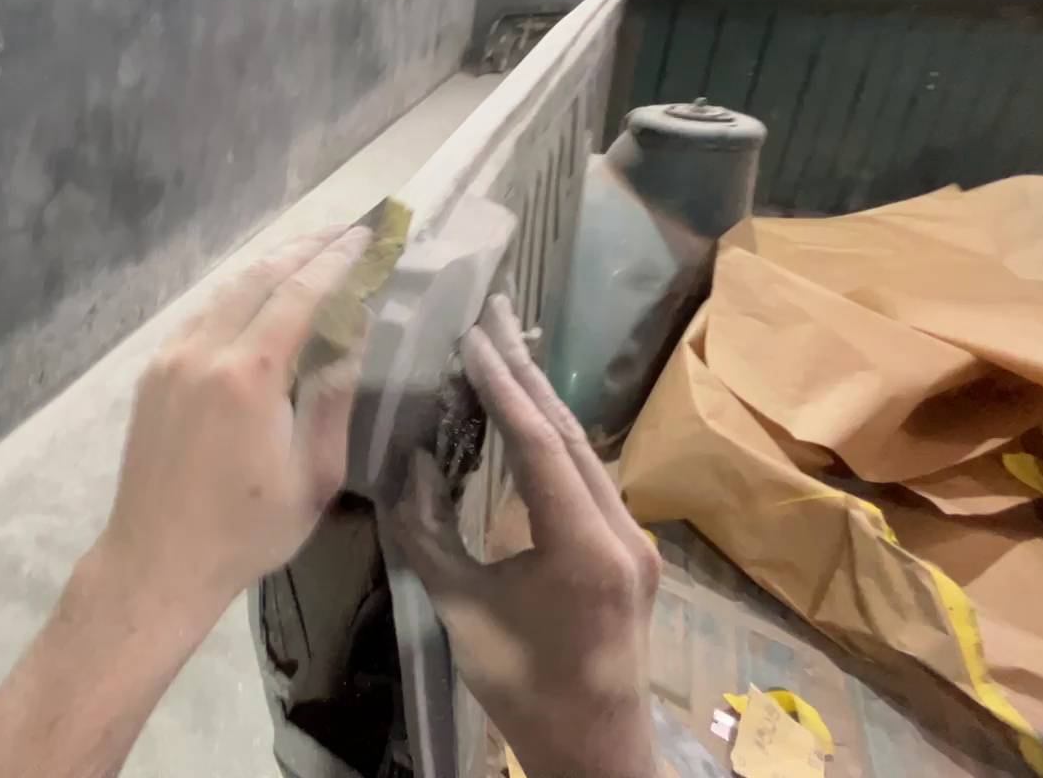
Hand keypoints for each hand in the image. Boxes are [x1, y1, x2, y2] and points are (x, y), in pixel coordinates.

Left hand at [93, 224, 372, 623]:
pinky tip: (253, 296)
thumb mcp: (312, 476)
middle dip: (303, 249)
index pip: (298, 295)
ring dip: (267, 267)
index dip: (334, 261)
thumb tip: (352, 337)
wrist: (157, 559)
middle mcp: (203, 350)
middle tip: (342, 232)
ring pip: (223, 291)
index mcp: (248, 376)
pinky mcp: (152, 371)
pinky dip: (232, 296)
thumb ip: (333, 399)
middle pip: (257, 278)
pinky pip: (198, 316)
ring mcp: (169, 357)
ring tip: (306, 254)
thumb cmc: (246, 531)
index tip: (363, 236)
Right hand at [393, 295, 659, 777]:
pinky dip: (548, 429)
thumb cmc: (523, 686)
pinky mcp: (626, 544)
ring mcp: (632, 536)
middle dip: (525, 368)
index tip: (471, 337)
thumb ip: (428, 531)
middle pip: (568, 432)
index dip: (502, 388)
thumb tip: (410, 465)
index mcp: (584, 548)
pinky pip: (584, 469)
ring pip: (581, 446)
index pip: (538, 445)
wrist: (597, 751)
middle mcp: (621, 531)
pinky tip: (525, 407)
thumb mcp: (460, 608)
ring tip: (503, 343)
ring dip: (539, 394)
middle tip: (496, 309)